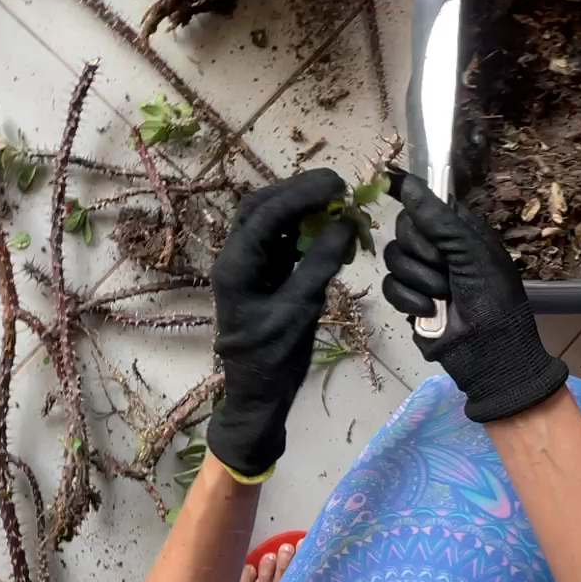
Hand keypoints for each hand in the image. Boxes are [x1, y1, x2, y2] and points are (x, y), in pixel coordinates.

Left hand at [208, 169, 356, 476]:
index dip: (300, 194)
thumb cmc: (273, 359)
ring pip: (270, 220)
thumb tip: (345, 223)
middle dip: (298, 191)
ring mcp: (248, 264)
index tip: (336, 186)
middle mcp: (236, 257)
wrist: (257, 396)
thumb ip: (319, 265)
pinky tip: (329, 227)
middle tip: (338, 185)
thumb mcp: (299, 312)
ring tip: (337, 200)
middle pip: (261, 207)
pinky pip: (281, 239)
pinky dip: (304, 228)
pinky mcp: (262, 273)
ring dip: (301, 206)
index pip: (264, 214)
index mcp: (235, 266)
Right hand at [382, 172, 567, 422]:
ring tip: (443, 295)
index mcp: (458, 232)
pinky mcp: (407, 299)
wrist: (489, 353)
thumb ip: (437, 219)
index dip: (415, 206)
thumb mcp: (470, 253)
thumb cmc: (492, 298)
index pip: (425, 205)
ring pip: (393, 259)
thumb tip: (406, 182)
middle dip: (421, 251)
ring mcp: (421, 274)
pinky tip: (430, 312)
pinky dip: (410, 300)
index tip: (391, 190)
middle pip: (403, 230)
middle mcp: (438, 248)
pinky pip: (390, 287)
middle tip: (443, 266)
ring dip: (419, 279)